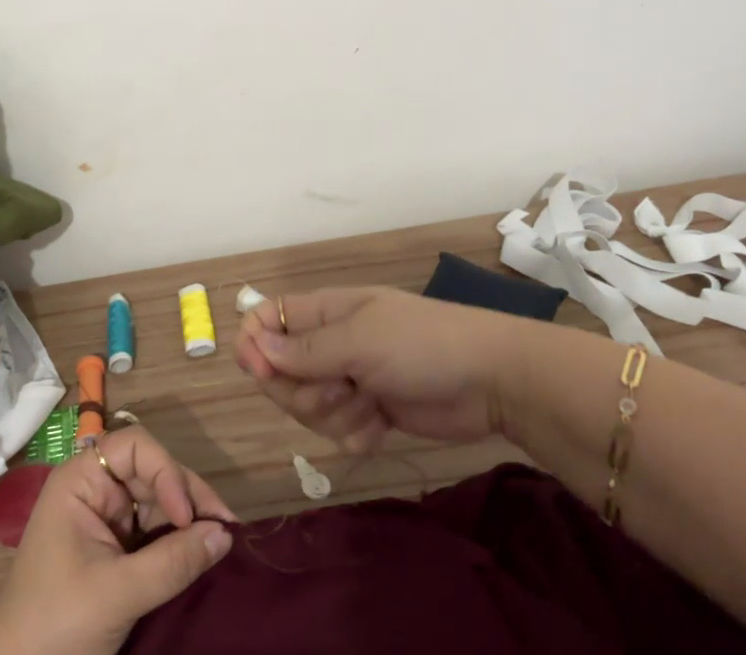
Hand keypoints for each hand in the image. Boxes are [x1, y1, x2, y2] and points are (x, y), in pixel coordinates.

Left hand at [0, 426, 235, 654]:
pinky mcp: (116, 549)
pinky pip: (156, 531)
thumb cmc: (56, 621)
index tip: (186, 516)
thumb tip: (225, 534)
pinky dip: (181, 540)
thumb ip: (173, 562)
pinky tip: (204, 553)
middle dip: (188, 496)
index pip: (135, 447)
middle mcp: (94, 491)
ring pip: (159, 501)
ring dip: (190, 519)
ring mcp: (106, 519)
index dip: (166, 471)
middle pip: (153, 471)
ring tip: (221, 543)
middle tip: (225, 531)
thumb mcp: (117, 592)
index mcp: (80, 483)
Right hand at [233, 286, 528, 451]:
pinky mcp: (371, 413)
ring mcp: (351, 380)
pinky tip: (382, 425)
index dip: (254, 346)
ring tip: (370, 404)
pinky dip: (357, 433)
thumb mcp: (358, 341)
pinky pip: (339, 433)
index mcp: (323, 313)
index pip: (265, 321)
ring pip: (309, 409)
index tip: (261, 373)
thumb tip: (254, 349)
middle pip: (281, 374)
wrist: (491, 381)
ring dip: (335, 416)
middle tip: (338, 389)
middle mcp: (330, 345)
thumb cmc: (421, 345)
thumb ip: (303, 350)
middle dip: (302, 393)